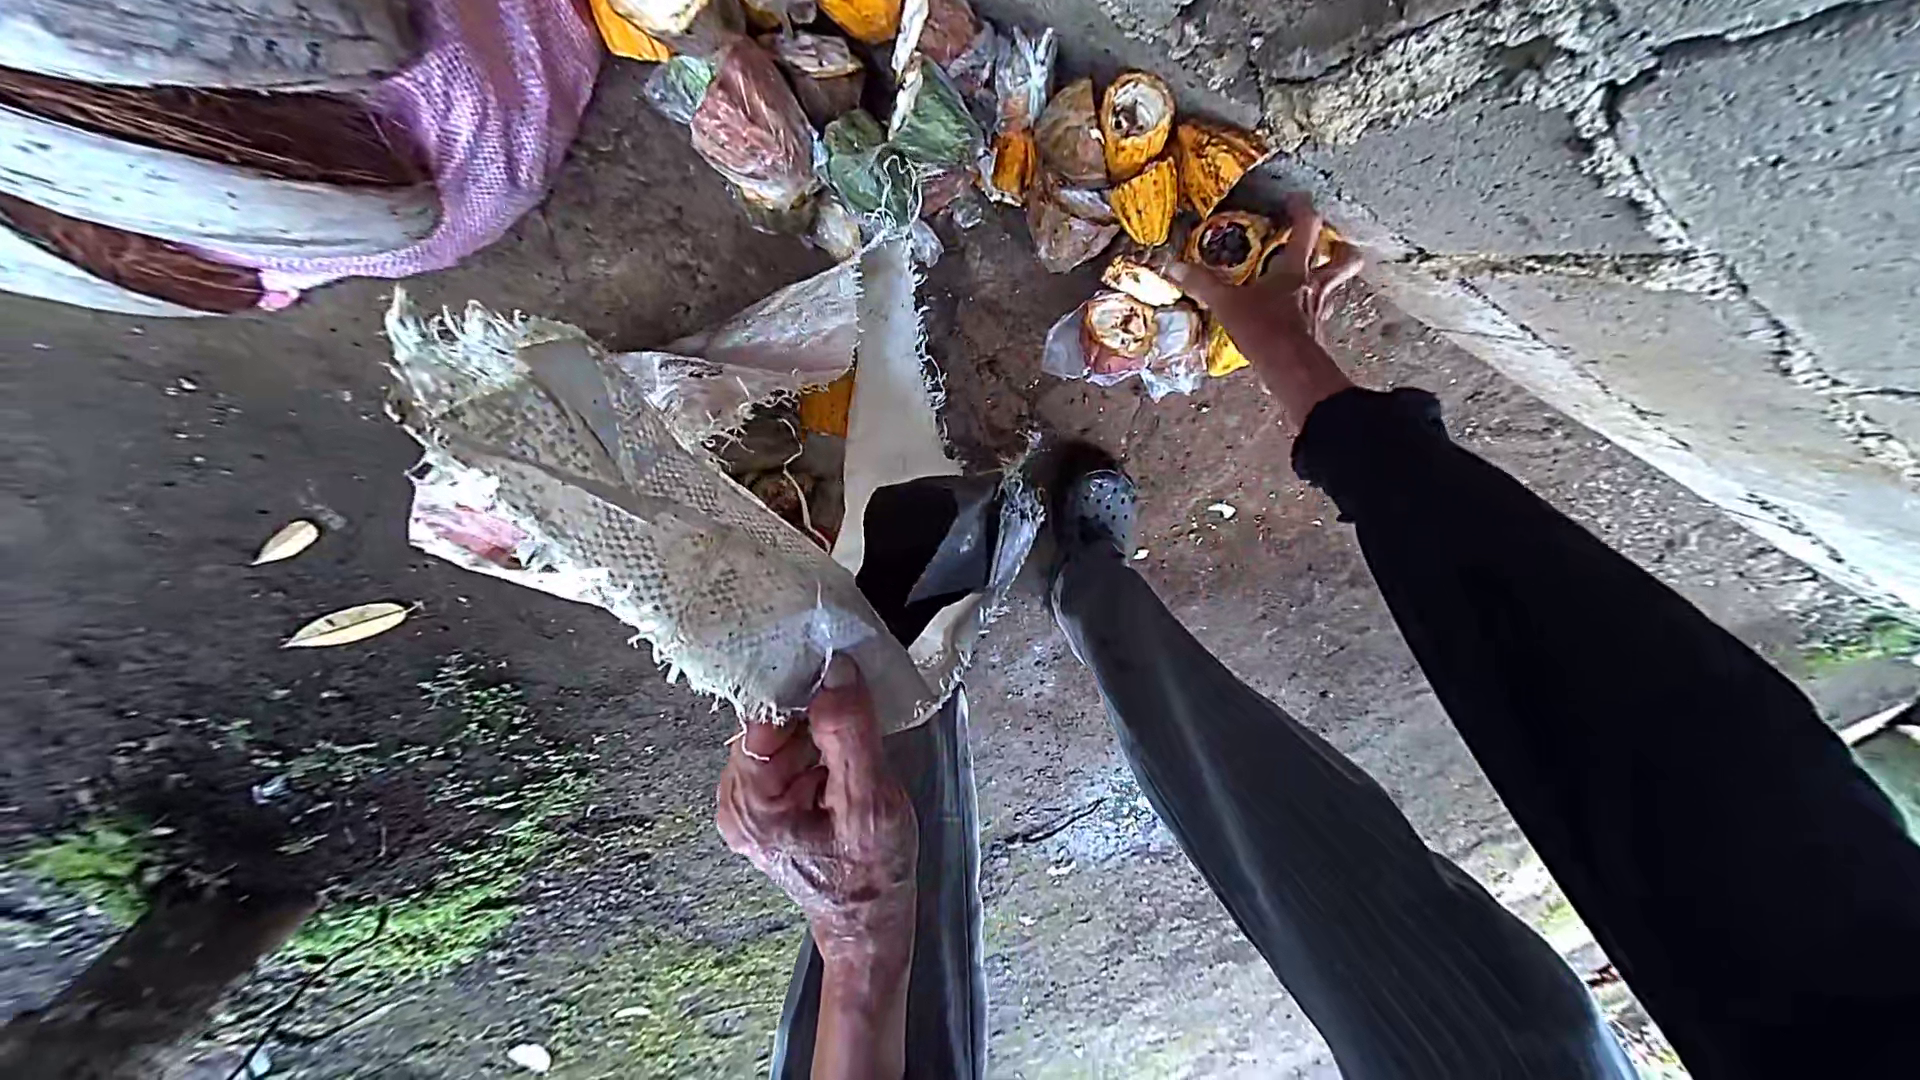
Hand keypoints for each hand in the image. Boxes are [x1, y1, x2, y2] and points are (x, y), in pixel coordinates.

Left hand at [715, 654, 917, 964]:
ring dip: (821, 724)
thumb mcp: (871, 801)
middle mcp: (737, 799)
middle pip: (770, 720)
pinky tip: (844, 757)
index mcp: (750, 805)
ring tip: (854, 746)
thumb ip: (850, 734)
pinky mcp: (769, 797)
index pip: (762, 717)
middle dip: (815, 710)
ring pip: (784, 729)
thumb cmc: (872, 875)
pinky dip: (820, 739)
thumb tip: (836, 671)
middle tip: (856, 718)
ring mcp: (751, 799)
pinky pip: (791, 746)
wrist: (871, 922)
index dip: (799, 690)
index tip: (835, 674)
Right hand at [1171, 193, 1364, 424]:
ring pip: (1335, 286)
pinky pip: (1316, 315)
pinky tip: (1295, 316)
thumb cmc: (1263, 328)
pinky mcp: (1313, 333)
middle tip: (1329, 242)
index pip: (1307, 227)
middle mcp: (1313, 285)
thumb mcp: (1227, 304)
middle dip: (1339, 246)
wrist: (1288, 366)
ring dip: (1329, 278)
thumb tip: (1174, 267)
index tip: (1296, 200)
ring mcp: (1317, 309)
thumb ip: (1202, 284)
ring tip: (1314, 278)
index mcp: (1294, 269)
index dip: (1302, 209)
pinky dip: (1309, 311)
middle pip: (1343, 258)